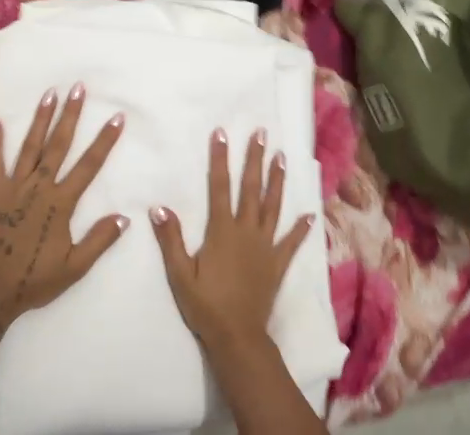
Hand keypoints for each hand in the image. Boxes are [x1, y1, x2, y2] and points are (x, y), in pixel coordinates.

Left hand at [0, 84, 127, 330]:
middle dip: (70, 115)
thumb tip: (124, 216)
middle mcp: (39, 187)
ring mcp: (14, 188)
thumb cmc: (35, 280)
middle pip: (58, 145)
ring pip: (30, 146)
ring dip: (40, 119)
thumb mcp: (74, 267)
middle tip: (78, 88)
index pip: (89, 165)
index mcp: (61, 203)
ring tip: (49, 94)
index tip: (116, 117)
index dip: (104, 140)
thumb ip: (99, 240)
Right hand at [149, 129, 315, 352]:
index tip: (221, 133)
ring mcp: (266, 246)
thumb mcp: (180, 274)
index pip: (220, 186)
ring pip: (272, 206)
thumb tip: (159, 207)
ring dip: (277, 180)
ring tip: (281, 157)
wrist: (237, 336)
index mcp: (222, 231)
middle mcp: (247, 231)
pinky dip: (300, 228)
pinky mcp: (277, 264)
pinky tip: (309, 214)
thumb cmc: (205, 305)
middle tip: (260, 133)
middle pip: (251, 188)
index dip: (220, 159)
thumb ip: (170, 239)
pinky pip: (291, 242)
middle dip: (254, 159)